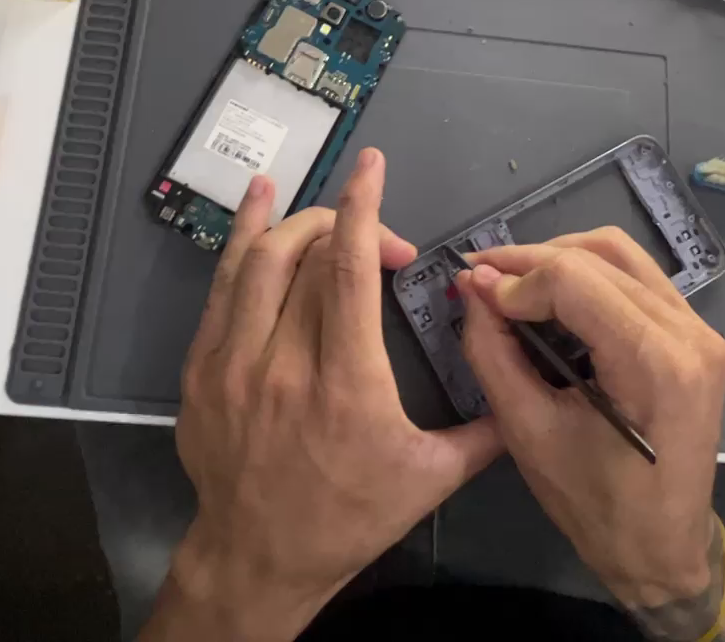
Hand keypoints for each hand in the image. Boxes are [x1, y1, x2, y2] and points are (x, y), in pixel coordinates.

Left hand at [143, 149, 502, 641]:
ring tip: (326, 209)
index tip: (372, 166)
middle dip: (348, 226)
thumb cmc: (348, 516)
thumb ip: (484, 429)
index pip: (348, 269)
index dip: (362, 208)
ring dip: (297, 221)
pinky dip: (241, 234)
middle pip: (308, 255)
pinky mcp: (201, 365)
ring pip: (260, 258)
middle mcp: (283, 361)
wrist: (256, 558)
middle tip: (381, 245)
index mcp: (345, 382)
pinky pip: (220, 284)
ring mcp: (231, 360)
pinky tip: (258, 200)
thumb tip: (523, 384)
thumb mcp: (428, 479)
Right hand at [457, 228, 724, 611]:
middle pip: (595, 255)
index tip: (474, 293)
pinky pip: (634, 274)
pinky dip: (586, 272)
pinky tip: (552, 295)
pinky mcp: (695, 332)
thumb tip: (473, 284)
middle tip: (481, 277)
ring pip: (618, 252)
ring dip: (558, 257)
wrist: (663, 550)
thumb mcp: (525, 428)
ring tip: (513, 282)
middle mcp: (688, 332)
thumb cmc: (593, 503)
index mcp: (655, 363)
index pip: (573, 278)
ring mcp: (699, 328)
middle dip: (528, 260)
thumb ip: (491, 349)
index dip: (515, 278)